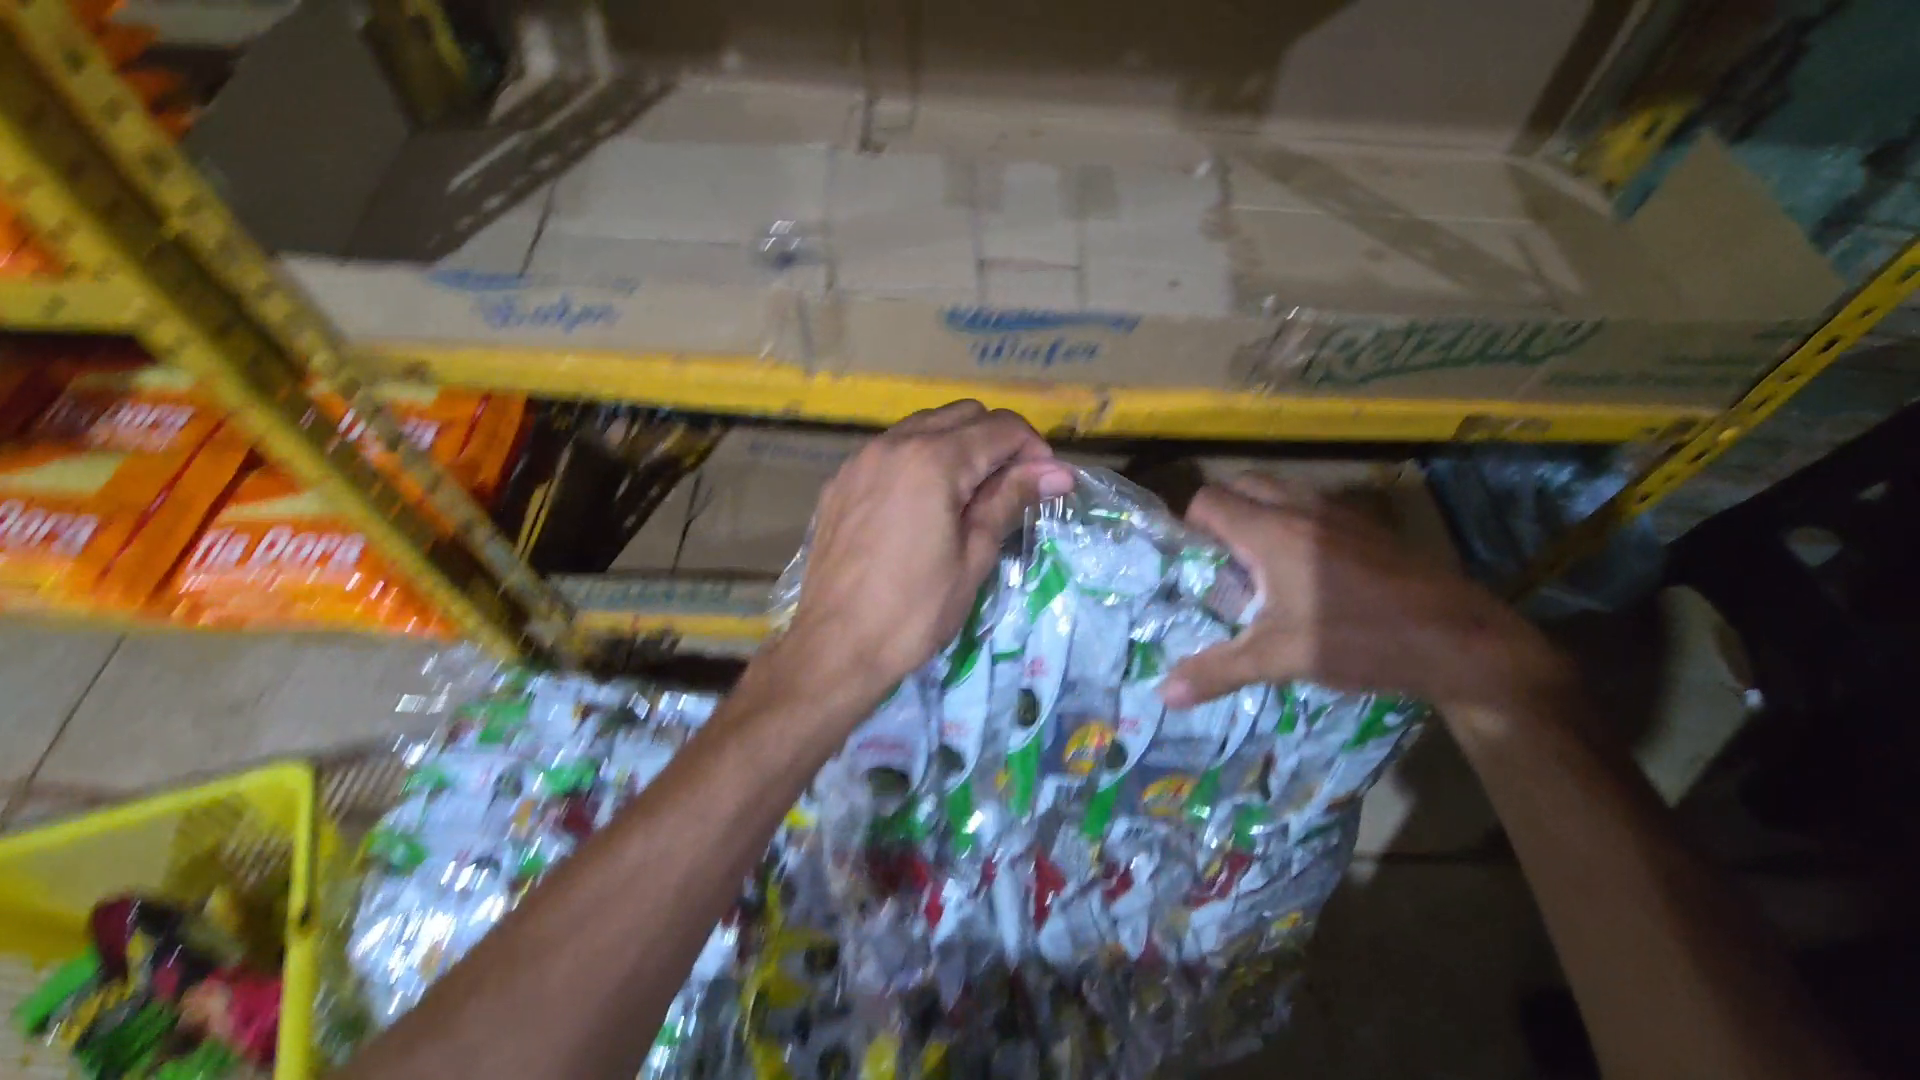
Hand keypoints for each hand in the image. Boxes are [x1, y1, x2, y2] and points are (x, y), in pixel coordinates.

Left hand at [780, 401, 1073, 701]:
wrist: (836, 647)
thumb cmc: (914, 610)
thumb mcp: (974, 555)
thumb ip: (1010, 499)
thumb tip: (1059, 472)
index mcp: (933, 460)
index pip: (1000, 428)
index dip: (1034, 449)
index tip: (1047, 484)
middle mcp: (893, 444)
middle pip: (963, 415)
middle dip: (998, 441)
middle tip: (1015, 487)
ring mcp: (860, 461)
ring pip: (924, 427)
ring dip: (959, 446)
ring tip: (973, 495)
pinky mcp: (840, 483)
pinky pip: (891, 451)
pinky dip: (920, 460)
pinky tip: (927, 503)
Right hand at [1162, 474, 1573, 724]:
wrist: (1459, 640)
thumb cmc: (1361, 640)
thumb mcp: (1281, 658)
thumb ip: (1219, 670)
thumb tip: (1164, 693)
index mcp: (1272, 531)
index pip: (1209, 500)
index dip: (1190, 526)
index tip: (1193, 563)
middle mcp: (1303, 509)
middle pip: (1243, 484)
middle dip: (1223, 514)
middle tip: (1222, 562)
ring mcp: (1341, 514)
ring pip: (1282, 492)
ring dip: (1260, 515)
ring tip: (1261, 569)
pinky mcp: (1370, 527)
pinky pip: (1315, 508)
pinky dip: (1295, 525)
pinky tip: (1308, 576)